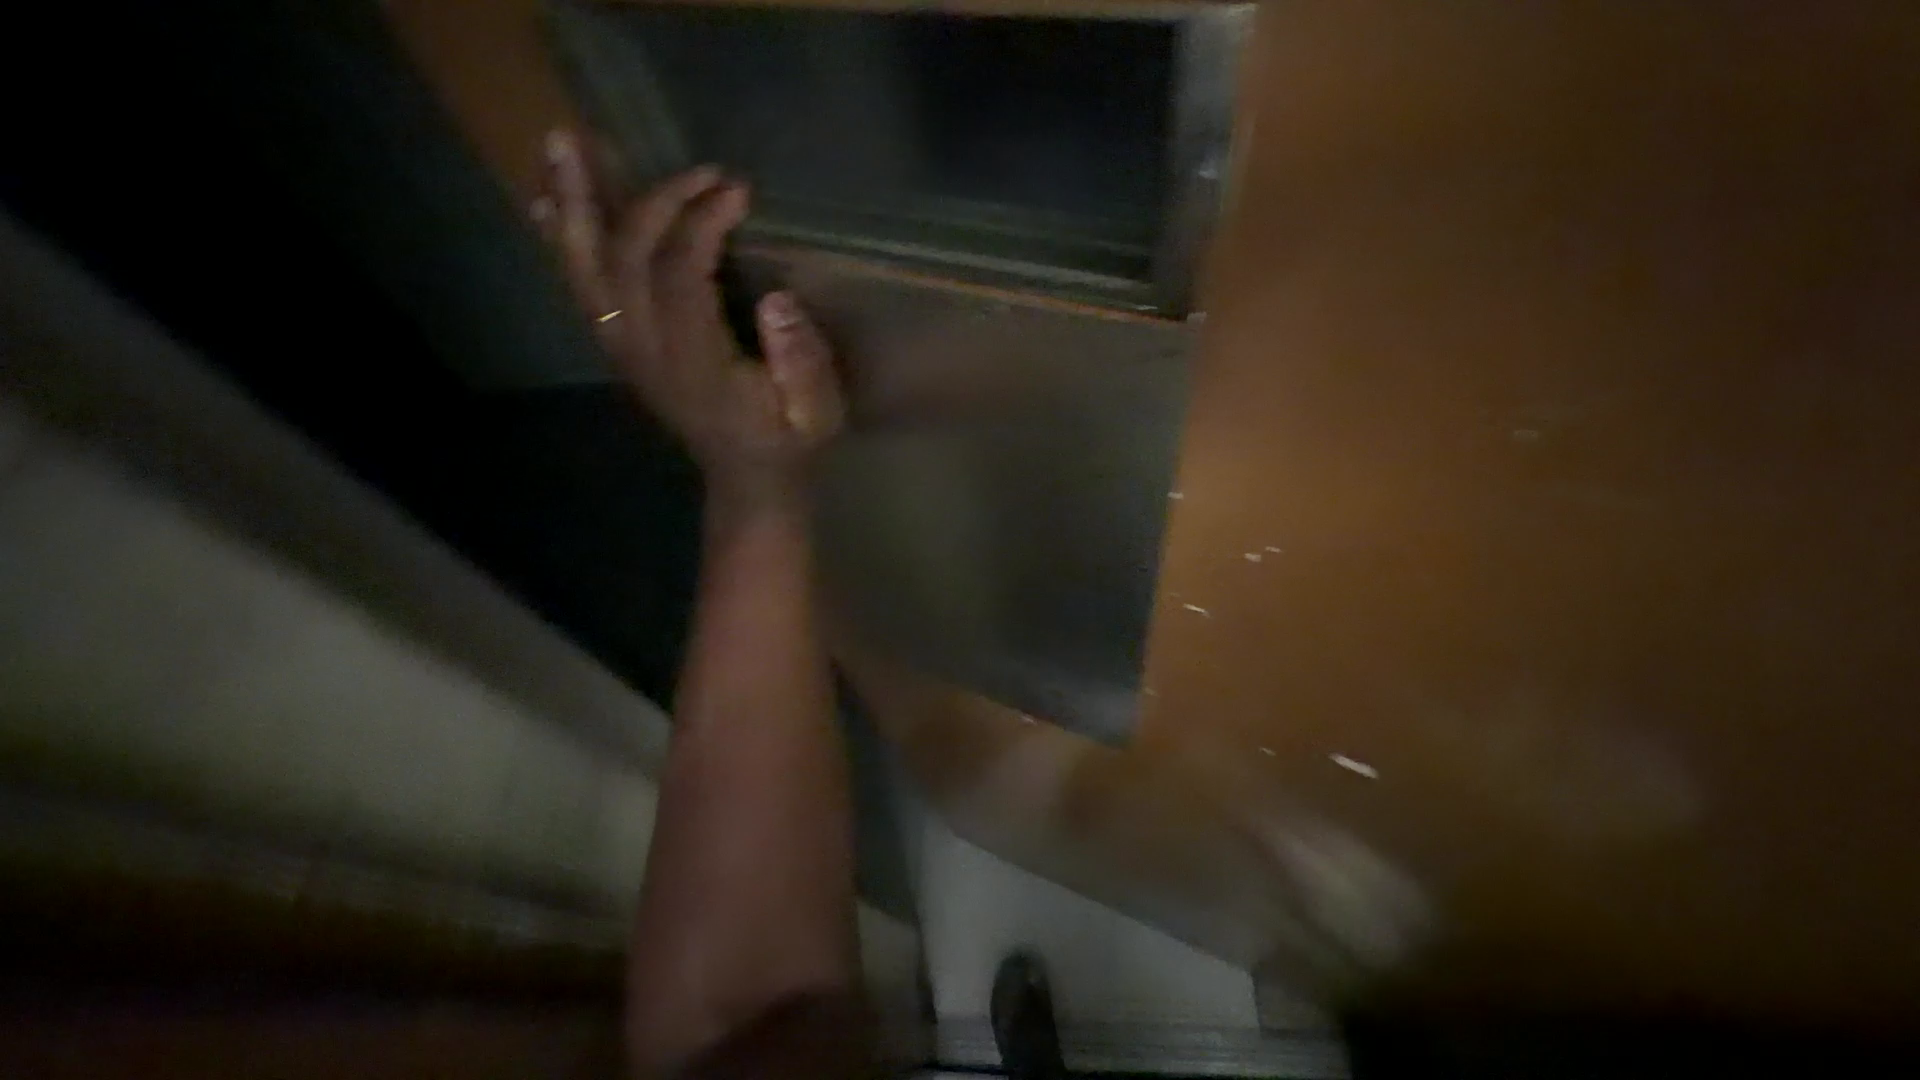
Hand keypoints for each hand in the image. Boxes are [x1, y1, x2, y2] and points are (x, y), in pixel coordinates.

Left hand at [534, 130, 844, 505]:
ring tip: (560, 143)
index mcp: (697, 364)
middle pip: (628, 259)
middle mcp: (647, 351)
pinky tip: (546, 202)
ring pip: (587, 269)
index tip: (736, 191)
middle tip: (701, 171)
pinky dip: (562, 242)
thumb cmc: (788, 441)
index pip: (680, 276)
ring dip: (573, 205)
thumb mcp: (816, 411)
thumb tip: (778, 300)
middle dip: (657, 202)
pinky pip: (582, 288)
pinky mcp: (621, 348)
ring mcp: (626, 350)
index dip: (700, 224)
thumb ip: (801, 361)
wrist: (748, 480)